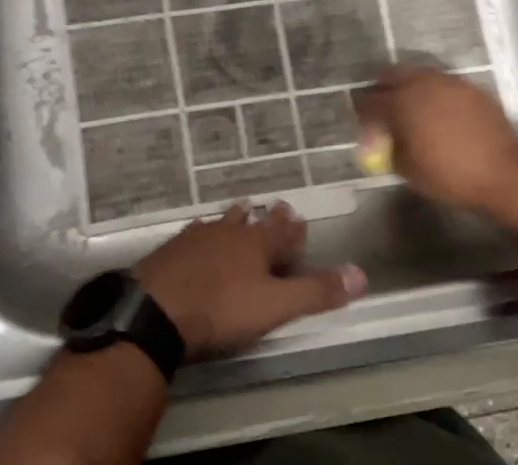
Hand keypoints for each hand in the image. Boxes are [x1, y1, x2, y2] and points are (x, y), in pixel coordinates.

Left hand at [135, 203, 366, 359]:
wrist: (155, 309)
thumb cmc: (222, 308)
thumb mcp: (275, 305)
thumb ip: (316, 291)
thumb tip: (362, 274)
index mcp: (256, 243)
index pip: (282, 231)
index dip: (293, 228)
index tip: (300, 218)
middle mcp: (227, 232)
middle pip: (251, 221)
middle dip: (264, 218)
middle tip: (273, 208)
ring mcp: (195, 238)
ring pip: (221, 223)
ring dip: (233, 220)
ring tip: (240, 212)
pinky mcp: (170, 251)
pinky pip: (193, 235)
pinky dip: (203, 234)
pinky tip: (197, 235)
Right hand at [354, 65, 517, 215]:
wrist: (505, 172)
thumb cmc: (450, 175)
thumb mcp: (408, 169)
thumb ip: (388, 148)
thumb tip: (381, 140)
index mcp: (401, 102)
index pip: (369, 99)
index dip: (361, 110)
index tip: (362, 121)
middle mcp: (422, 83)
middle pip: (391, 75)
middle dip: (382, 88)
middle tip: (382, 108)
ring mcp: (449, 82)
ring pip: (418, 74)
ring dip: (408, 87)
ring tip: (410, 108)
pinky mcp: (470, 88)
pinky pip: (442, 83)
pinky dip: (432, 92)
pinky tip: (437, 111)